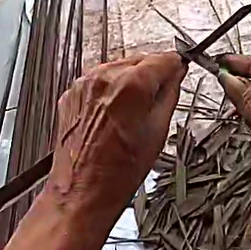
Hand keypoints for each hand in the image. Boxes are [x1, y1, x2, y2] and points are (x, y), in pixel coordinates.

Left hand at [0, 52, 184, 249]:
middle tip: (156, 103)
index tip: (179, 74)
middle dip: (152, 76)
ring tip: (132, 115)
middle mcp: (105, 77)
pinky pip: (99, 82)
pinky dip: (109, 93)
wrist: (81, 191)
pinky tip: (113, 118)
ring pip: (119, 69)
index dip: (175, 68)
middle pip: (140, 60)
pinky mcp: (72, 93)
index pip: (164, 58)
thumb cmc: (117, 172)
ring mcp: (85, 84)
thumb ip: (170, 95)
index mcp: (131, 85)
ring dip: (130, 83)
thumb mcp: (158, 132)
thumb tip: (176, 75)